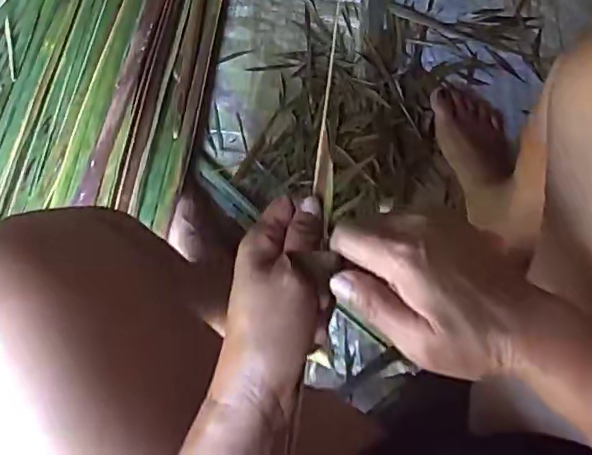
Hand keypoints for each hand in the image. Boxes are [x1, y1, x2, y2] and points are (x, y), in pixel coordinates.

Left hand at [210, 195, 327, 411]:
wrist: (261, 393)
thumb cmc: (272, 325)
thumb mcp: (293, 272)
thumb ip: (305, 237)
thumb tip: (311, 198)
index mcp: (259, 241)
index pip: (288, 206)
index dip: (312, 210)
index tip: (332, 223)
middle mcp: (268, 259)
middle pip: (308, 241)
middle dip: (323, 259)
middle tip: (321, 280)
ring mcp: (280, 288)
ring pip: (317, 272)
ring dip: (324, 292)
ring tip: (317, 312)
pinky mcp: (291, 314)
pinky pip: (316, 300)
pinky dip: (320, 314)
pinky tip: (315, 332)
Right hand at [328, 212, 542, 380]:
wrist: (524, 322)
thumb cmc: (470, 341)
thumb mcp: (417, 342)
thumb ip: (372, 306)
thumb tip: (337, 278)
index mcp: (401, 255)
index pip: (345, 233)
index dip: (338, 256)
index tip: (347, 281)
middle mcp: (413, 223)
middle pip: (363, 223)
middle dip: (359, 250)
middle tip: (373, 285)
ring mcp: (433, 214)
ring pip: (385, 217)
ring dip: (382, 242)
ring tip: (399, 277)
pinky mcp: (449, 215)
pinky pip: (408, 216)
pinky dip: (404, 235)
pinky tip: (423, 264)